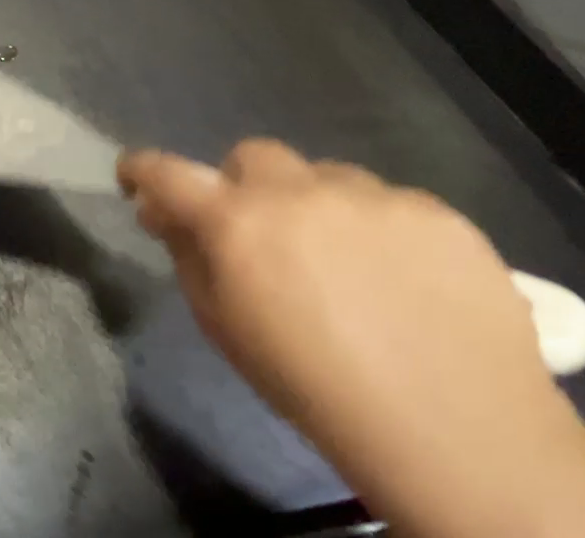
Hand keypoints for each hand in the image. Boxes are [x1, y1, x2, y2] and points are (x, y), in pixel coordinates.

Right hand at [120, 139, 584, 536]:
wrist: (450, 428)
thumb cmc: (307, 380)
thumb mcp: (219, 322)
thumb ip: (187, 255)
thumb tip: (167, 215)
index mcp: (234, 221)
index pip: (165, 171)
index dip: (141, 169)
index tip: (134, 178)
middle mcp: (297, 193)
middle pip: (251, 156)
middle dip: (243, 186)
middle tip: (258, 231)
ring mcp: (373, 198)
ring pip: (324, 176)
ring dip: (314, 204)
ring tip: (340, 258)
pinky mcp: (439, 215)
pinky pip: (390, 202)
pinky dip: (377, 227)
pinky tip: (397, 276)